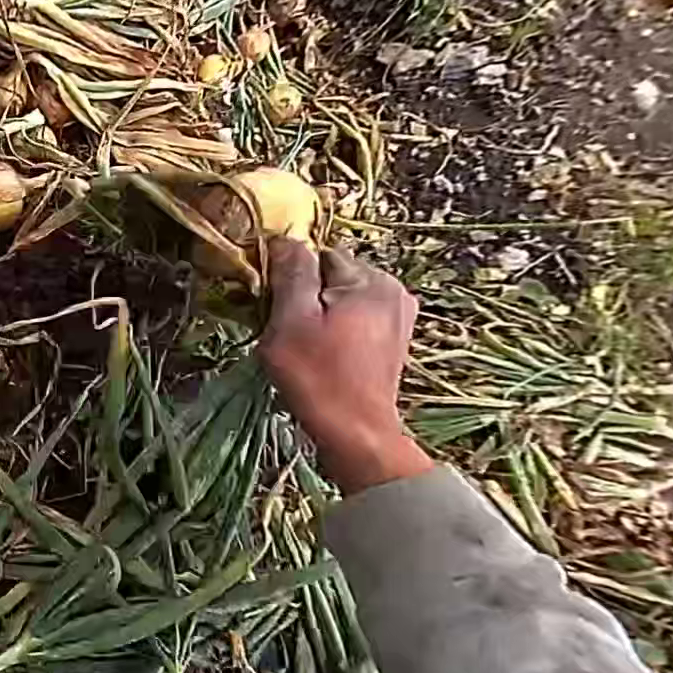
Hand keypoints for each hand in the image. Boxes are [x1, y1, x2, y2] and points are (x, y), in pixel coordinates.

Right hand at [261, 238, 432, 494]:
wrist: (355, 433)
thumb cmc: (317, 376)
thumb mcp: (292, 320)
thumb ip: (291, 273)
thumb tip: (286, 240)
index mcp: (370, 280)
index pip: (316, 255)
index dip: (289, 277)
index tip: (274, 306)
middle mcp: (393, 289)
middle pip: (330, 274)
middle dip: (304, 294)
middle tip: (287, 329)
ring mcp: (399, 314)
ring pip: (340, 296)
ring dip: (318, 312)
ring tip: (304, 343)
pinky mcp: (394, 337)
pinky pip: (354, 315)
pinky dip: (334, 326)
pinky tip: (324, 351)